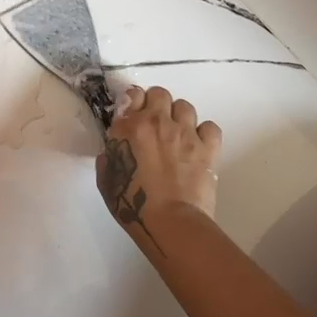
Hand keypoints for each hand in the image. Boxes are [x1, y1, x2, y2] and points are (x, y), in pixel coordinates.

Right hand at [95, 86, 221, 239]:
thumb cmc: (133, 205)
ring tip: (178, 134)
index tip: (134, 115)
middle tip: (156, 123)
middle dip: (157, 104)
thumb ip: (109, 158)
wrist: (171, 222)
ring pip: (185, 106)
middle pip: (160, 93)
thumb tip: (114, 150)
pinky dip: (204, 133)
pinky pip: (210, 127)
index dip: (134, 103)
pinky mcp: (207, 149)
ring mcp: (185, 133)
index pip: (132, 95)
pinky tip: (198, 145)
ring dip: (180, 117)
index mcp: (129, 127)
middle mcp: (157, 122)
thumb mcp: (107, 180)